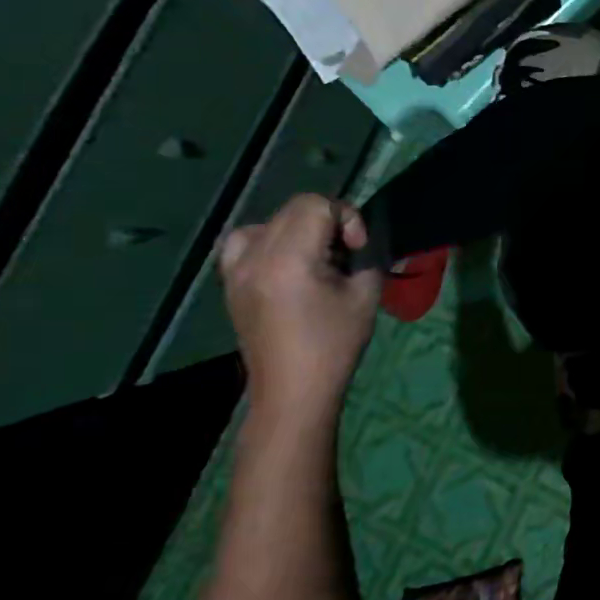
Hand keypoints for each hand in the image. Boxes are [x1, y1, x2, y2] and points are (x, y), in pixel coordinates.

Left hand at [218, 194, 381, 418]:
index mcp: (289, 259)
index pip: (317, 205)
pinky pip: (243, 241)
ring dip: (299, 228)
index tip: (357, 248)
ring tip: (314, 257)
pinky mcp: (231, 283)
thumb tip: (360, 240)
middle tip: (343, 254)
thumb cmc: (334, 345)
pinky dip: (266, 240)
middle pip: (296, 208)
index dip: (346, 217)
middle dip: (328, 220)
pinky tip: (283, 261)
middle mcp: (256, 257)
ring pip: (271, 220)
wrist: (292, 394)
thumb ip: (367, 255)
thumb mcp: (366, 294)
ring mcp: (237, 270)